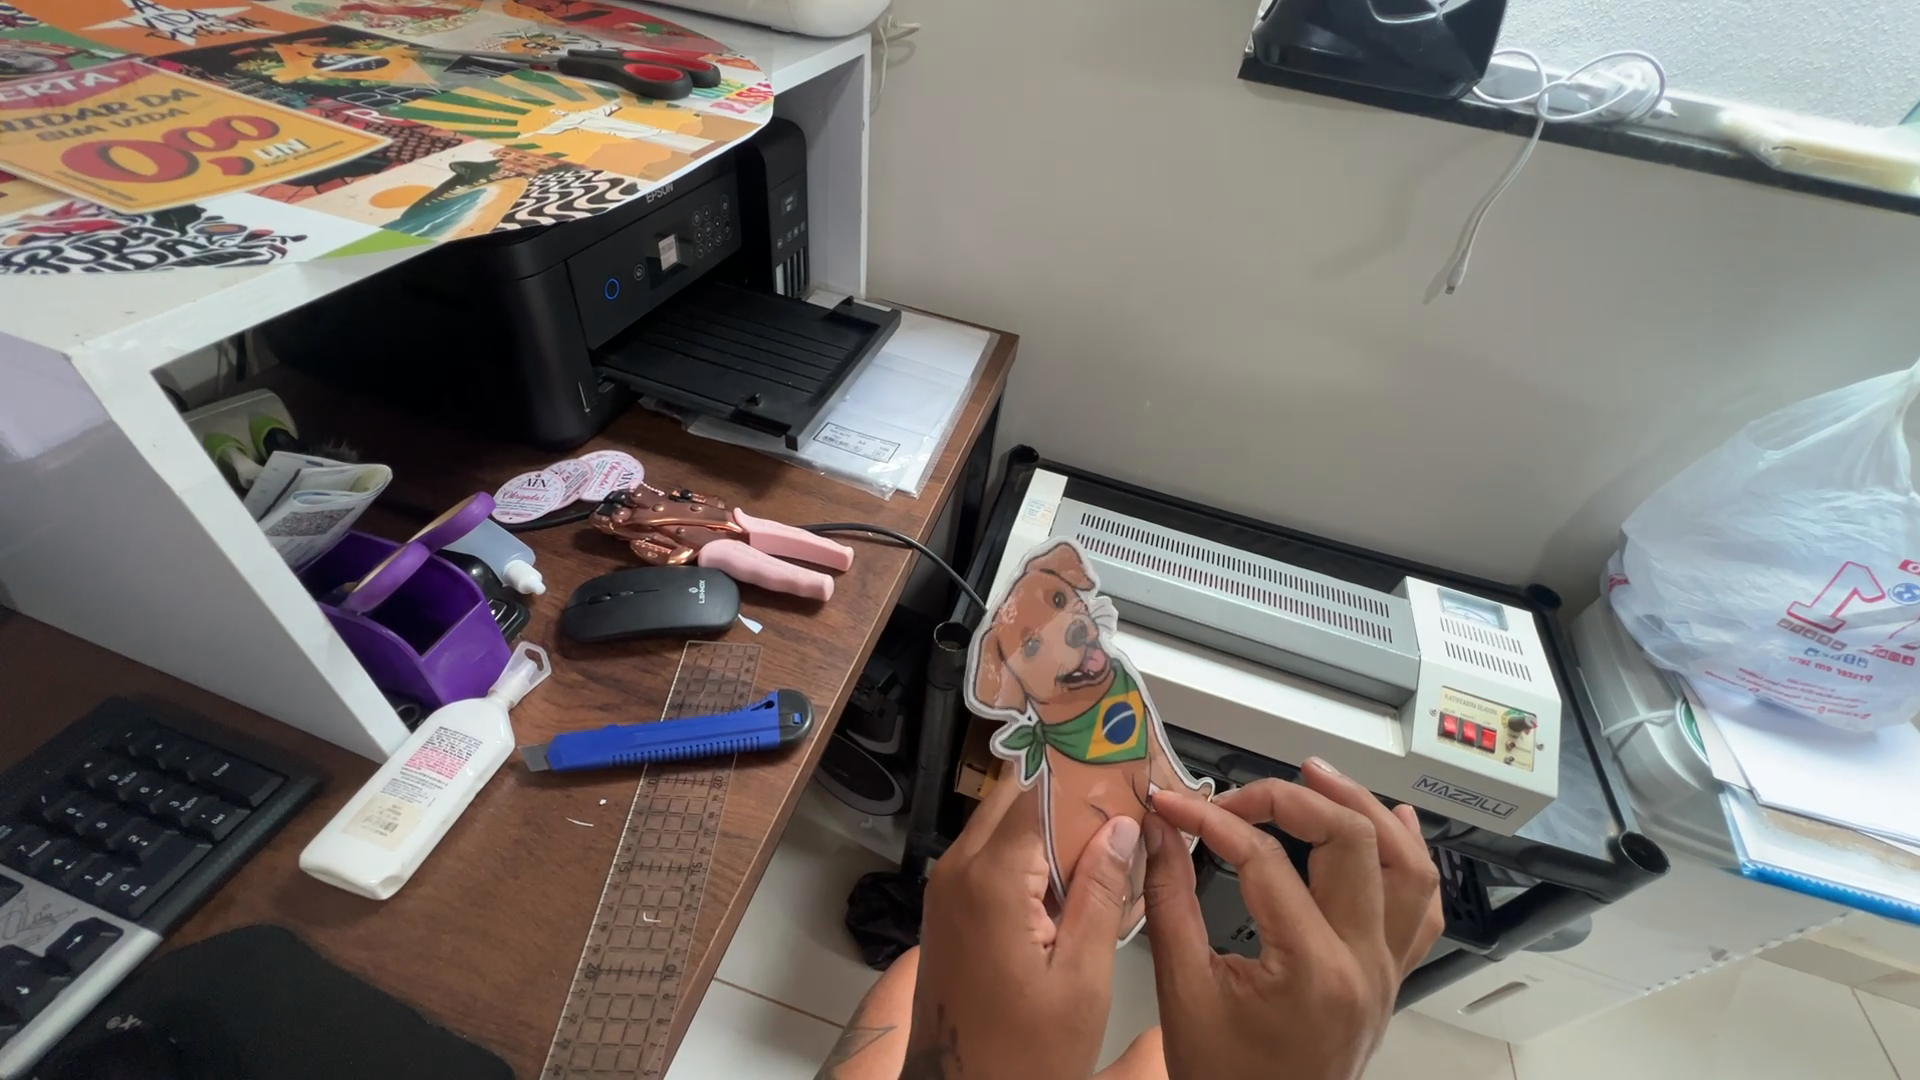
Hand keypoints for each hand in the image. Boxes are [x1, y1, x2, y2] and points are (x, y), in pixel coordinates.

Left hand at [904, 774, 1141, 1078]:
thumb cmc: (1024, 1053)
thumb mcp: (1081, 980)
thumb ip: (1102, 893)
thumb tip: (1122, 827)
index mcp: (991, 878)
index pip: (1039, 794)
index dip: (1081, 777)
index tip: (1120, 767)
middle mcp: (958, 866)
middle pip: (1014, 797)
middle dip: (1065, 791)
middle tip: (1117, 798)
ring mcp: (945, 883)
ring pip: (1000, 821)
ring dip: (1045, 820)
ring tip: (1101, 831)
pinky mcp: (945, 901)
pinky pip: (987, 851)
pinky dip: (1024, 847)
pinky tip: (1065, 868)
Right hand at [1143, 759, 1444, 1079]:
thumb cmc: (1222, 1072)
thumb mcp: (1181, 983)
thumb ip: (1168, 895)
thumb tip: (1159, 827)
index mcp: (1312, 969)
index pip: (1263, 858)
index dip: (1211, 818)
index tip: (1171, 803)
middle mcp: (1364, 964)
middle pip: (1353, 842)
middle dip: (1293, 797)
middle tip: (1243, 789)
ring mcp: (1386, 969)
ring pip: (1408, 866)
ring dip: (1364, 808)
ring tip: (1317, 774)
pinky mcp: (1388, 974)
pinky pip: (1422, 906)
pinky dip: (1409, 853)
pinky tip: (1392, 819)